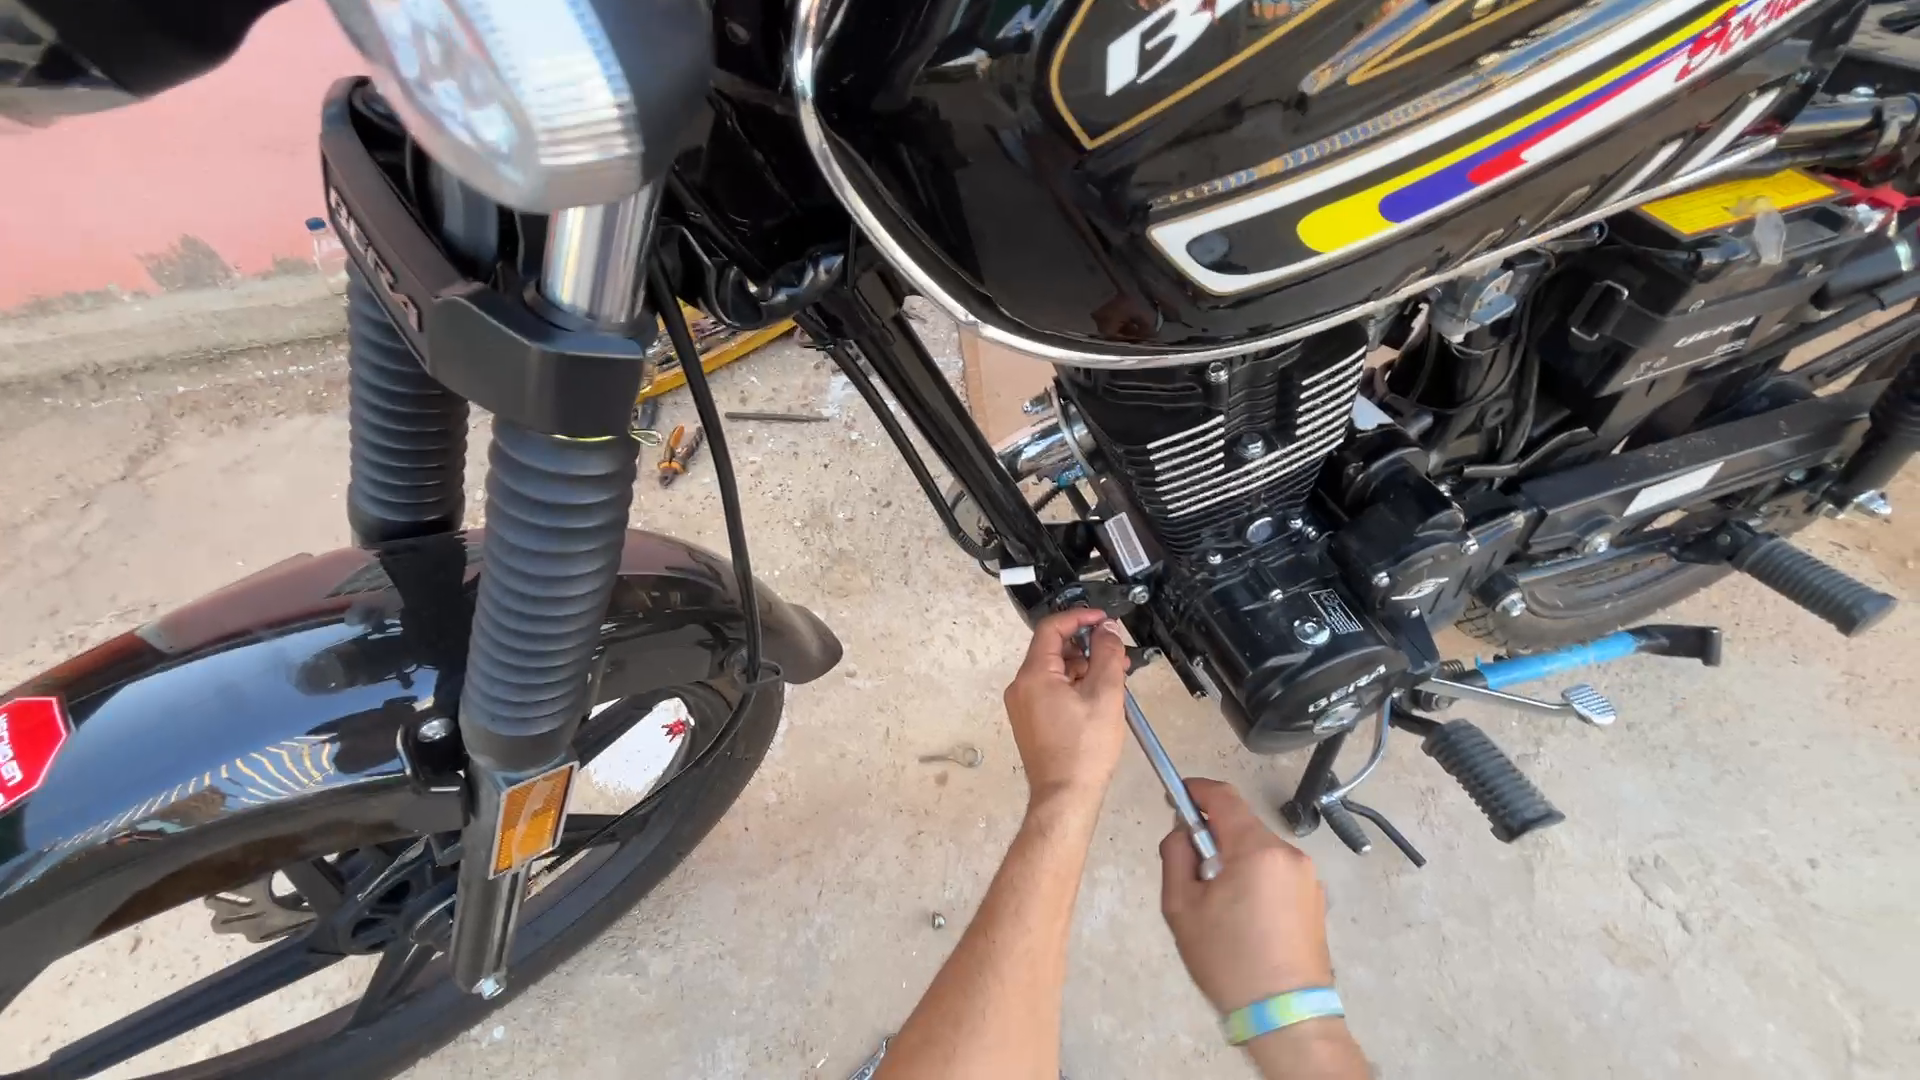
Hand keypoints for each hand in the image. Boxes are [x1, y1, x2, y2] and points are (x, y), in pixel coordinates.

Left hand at [1002, 608, 1129, 811]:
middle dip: (1087, 647)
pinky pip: (1051, 690)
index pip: (1051, 628)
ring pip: (1055, 671)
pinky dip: (1074, 686)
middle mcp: (1021, 687)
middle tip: (1115, 653)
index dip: (1078, 618)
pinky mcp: (1030, 720)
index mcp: (1033, 675)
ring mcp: (1023, 705)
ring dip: (1083, 667)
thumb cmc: (1084, 751)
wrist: (1066, 797)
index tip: (1102, 619)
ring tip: (1114, 677)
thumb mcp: (1105, 694)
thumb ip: (1107, 655)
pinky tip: (1098, 696)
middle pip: (1053, 650)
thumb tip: (1106, 629)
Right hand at [1160, 779, 1334, 1012]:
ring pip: (1257, 849)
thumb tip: (1184, 832)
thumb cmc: (1229, 960)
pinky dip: (1253, 878)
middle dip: (1212, 836)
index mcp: (1257, 849)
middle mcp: (1289, 854)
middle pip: (1241, 824)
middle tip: (1191, 870)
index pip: (1223, 796)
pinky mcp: (1315, 900)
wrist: (1287, 1019)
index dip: (1195, 790)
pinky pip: (1274, 871)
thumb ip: (1175, 854)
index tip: (1176, 797)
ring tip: (1217, 902)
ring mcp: (1307, 877)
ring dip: (1232, 858)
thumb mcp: (1181, 906)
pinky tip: (1242, 916)